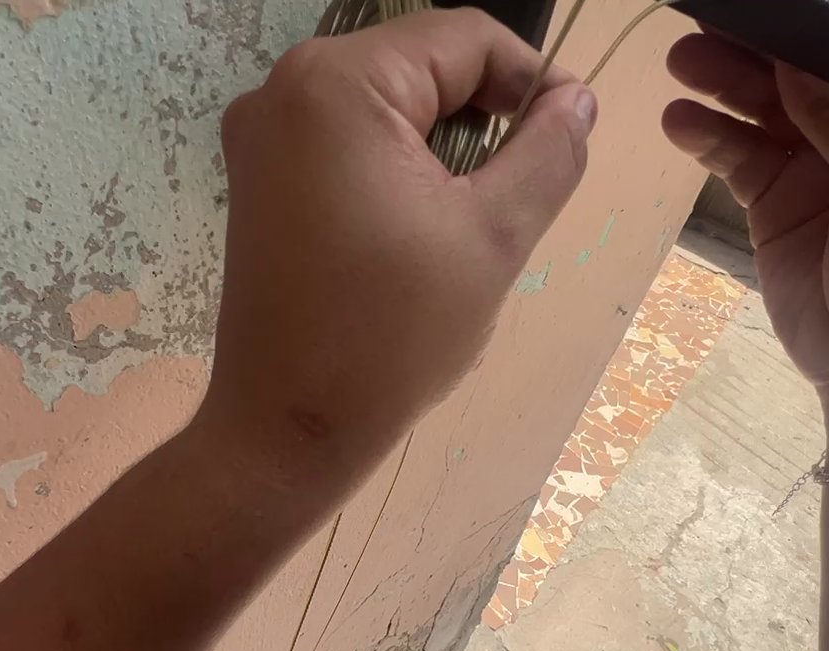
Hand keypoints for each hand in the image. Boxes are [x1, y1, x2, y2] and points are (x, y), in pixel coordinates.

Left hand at [195, 9, 596, 486]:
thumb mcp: (491, 239)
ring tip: (454, 243)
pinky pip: (343, 161)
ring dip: (436, 166)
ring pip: (382, 122)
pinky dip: (390, 187)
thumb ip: (547, 153)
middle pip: (417, 76)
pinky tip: (405, 252)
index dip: (528, 81)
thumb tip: (573, 100)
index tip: (563, 138)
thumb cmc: (389, 340)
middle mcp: (279, 96)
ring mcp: (258, 149)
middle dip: (476, 132)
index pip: (462, 39)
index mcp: (335, 85)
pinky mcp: (255, 197)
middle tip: (503, 211)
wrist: (290, 433)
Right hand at [660, 0, 828, 459]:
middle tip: (712, 11)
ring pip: (772, 99)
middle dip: (770, 29)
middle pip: (821, 54)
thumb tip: (807, 44)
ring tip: (682, 57)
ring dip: (728, 77)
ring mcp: (826, 157)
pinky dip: (710, 136)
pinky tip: (680, 120)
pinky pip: (740, 154)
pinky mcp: (781, 199)